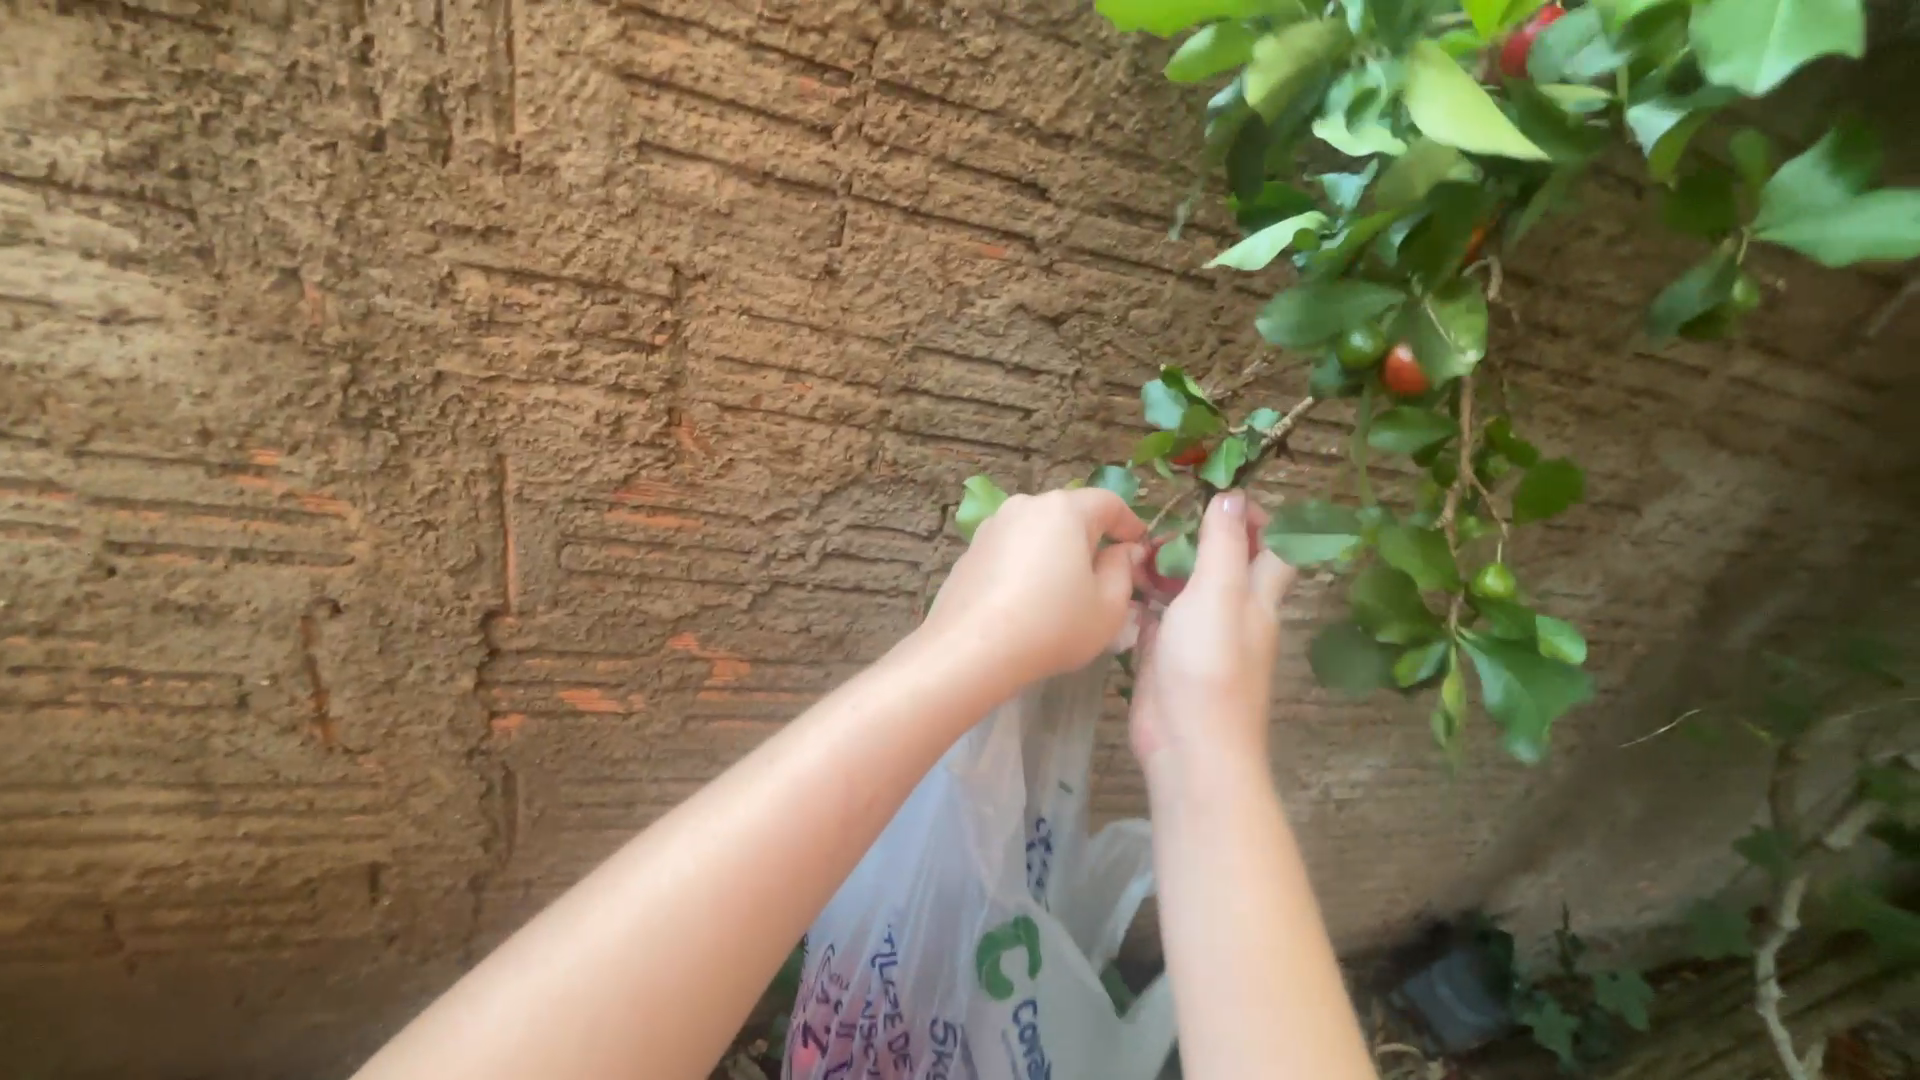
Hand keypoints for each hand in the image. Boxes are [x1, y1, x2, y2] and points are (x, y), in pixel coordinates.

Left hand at [920, 488, 1145, 690]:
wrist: (972, 650)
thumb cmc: (1052, 625)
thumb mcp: (1108, 606)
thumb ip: (1123, 570)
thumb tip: (1123, 551)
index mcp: (1064, 510)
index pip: (1108, 502)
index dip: (1130, 523)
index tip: (1140, 546)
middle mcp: (1024, 506)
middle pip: (1069, 514)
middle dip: (1090, 538)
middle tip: (1103, 574)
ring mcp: (991, 527)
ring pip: (1036, 532)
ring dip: (1055, 551)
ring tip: (1062, 590)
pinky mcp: (969, 552)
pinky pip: (1010, 551)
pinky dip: (1025, 565)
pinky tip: (1025, 601)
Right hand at [1130, 491, 1295, 764]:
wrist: (1188, 743)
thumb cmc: (1209, 665)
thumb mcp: (1218, 594)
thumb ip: (1223, 545)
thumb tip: (1232, 497)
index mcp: (1257, 597)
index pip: (1274, 548)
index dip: (1259, 520)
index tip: (1221, 498)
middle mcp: (1233, 613)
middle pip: (1226, 565)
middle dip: (1200, 539)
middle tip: (1164, 524)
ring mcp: (1198, 636)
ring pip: (1187, 590)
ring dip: (1166, 567)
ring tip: (1136, 549)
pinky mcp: (1165, 655)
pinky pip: (1157, 616)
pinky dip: (1143, 598)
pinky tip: (1119, 585)